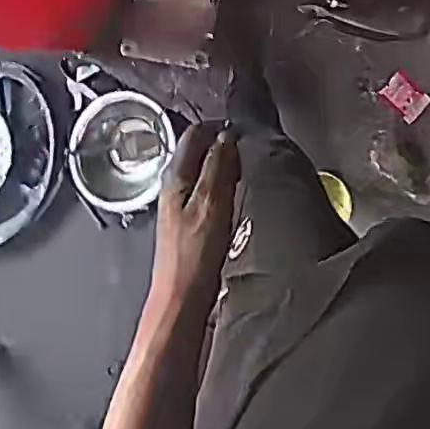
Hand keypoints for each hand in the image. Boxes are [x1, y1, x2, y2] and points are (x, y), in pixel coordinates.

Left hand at [150, 123, 240, 307]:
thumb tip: (228, 134)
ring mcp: (181, 202)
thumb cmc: (195, 254)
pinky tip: (240, 193)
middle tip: (253, 149)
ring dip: (226, 164)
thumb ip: (218, 166)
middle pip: (200, 148)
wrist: (182, 301)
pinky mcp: (191, 219)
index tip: (248, 132)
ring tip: (251, 168)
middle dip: (225, 143)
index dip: (221, 127)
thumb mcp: (211, 204)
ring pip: (206, 168)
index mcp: (176, 175)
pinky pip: (210, 188)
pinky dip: (225, 183)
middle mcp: (175, 184)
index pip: (196, 132)